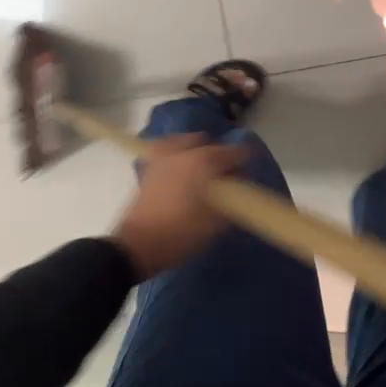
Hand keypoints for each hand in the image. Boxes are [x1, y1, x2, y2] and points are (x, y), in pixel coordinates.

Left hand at [111, 134, 245, 278]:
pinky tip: (179, 168)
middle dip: (219, 154)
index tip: (247, 176)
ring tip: (201, 170)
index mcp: (205, 162)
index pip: (234, 152)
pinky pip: (166, 149)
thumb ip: (232, 201)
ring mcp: (163, 157)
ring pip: (185, 141)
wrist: (138, 244)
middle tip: (223, 175)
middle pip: (209, 142)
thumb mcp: (216, 223)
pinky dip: (176, 153)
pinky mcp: (149, 167)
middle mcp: (184, 152)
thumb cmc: (182, 233)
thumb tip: (237, 190)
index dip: (244, 162)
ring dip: (197, 151)